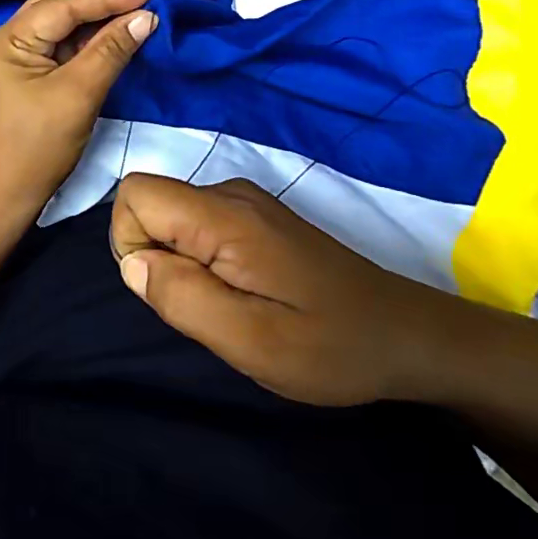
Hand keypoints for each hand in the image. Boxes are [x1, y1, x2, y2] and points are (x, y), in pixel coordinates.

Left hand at [0, 0, 156, 211]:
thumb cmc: (39, 146)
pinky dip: (87, 39)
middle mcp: (5, 38)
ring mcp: (14, 54)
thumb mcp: (79, 95)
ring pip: (61, 24)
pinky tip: (114, 31)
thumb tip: (145, 16)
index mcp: (7, 39)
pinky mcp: (26, 71)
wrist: (9, 193)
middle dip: (101, 1)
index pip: (63, 5)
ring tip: (136, 8)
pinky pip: (60, 44)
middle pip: (58, 7)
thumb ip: (111, 50)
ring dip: (97, 19)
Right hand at [110, 174, 459, 406]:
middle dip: (158, 258)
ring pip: (172, 217)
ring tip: (232, 304)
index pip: (136, 192)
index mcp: (226, 216)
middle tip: (210, 306)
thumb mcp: (252, 341)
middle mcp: (231, 193)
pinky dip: (201, 261)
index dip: (131, 240)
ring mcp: (246, 201)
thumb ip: (182, 297)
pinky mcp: (256, 216)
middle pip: (152, 204)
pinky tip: (245, 292)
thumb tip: (132, 264)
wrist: (406, 335)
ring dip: (181, 264)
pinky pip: (197, 225)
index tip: (171, 288)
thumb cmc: (331, 345)